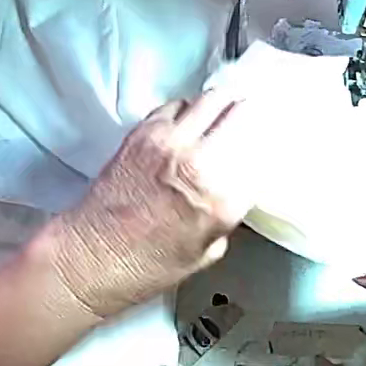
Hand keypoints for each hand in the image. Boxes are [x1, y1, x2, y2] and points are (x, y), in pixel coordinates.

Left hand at [38, 92, 259, 319]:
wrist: (91, 257)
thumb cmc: (149, 266)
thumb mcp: (208, 252)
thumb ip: (230, 213)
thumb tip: (240, 185)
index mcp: (222, 200)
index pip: (264, 152)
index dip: (273, 143)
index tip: (274, 140)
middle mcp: (200, 163)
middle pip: (243, 112)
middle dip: (252, 114)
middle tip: (254, 118)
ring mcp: (169, 141)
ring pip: (212, 98)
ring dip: (223, 105)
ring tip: (225, 115)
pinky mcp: (143, 132)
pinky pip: (178, 104)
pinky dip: (190, 109)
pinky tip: (190, 124)